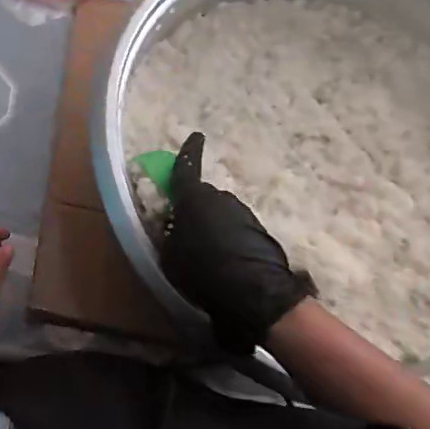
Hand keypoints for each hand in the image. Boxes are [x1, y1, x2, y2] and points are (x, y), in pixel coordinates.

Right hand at [161, 132, 313, 354]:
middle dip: (195, 208)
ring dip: (213, 226)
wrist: (252, 292)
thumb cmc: (200, 270)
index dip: (189, 152)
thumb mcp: (170, 256)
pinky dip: (229, 239)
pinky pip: (236, 229)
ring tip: (206, 253)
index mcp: (193, 199)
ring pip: (220, 214)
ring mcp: (242, 213)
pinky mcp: (259, 231)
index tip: (195, 136)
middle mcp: (219, 198)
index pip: (187, 168)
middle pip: (203, 197)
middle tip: (186, 229)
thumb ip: (169, 234)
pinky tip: (225, 262)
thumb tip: (173, 225)